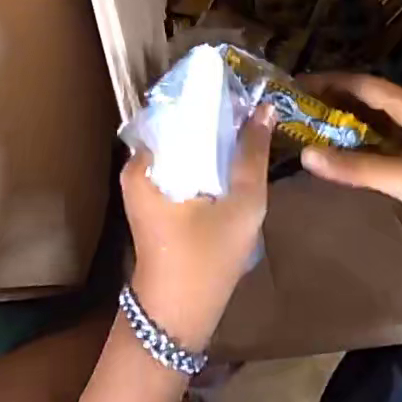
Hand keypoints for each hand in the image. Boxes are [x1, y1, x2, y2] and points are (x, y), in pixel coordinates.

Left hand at [121, 104, 273, 348]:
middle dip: (210, 115)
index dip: (208, 95)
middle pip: (176, 125)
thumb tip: (265, 108)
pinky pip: (175, 163)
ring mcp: (140, 183)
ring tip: (242, 124)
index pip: (176, 109)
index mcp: (146, 161)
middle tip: (246, 106)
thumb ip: (252, 155)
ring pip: (177, 144)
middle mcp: (136, 165)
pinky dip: (198, 156)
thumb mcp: (241, 205)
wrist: (176, 316)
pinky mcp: (149, 197)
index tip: (238, 86)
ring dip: (206, 137)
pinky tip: (226, 155)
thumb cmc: (206, 260)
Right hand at [298, 73, 401, 266]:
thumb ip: (360, 168)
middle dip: (330, 102)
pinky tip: (336, 161)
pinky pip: (380, 151)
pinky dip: (356, 151)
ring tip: (304, 132)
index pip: (363, 85)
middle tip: (292, 111)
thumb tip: (305, 154)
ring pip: (371, 127)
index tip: (293, 85)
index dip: (328, 81)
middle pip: (365, 102)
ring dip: (342, 128)